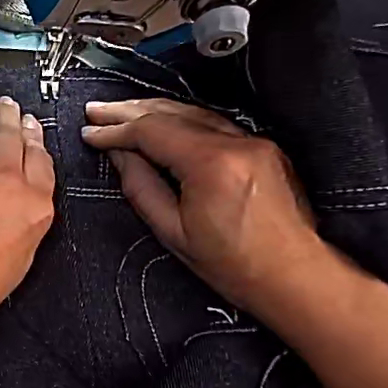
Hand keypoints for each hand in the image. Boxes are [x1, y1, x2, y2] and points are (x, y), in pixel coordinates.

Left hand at [0, 95, 56, 339]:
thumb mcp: (20, 264)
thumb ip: (27, 228)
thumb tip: (23, 212)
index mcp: (33, 205)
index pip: (40, 161)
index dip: (36, 139)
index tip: (33, 127)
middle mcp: (3, 180)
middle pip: (10, 137)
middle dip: (10, 116)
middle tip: (8, 105)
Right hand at [81, 98, 358, 313]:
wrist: (295, 277)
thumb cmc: (239, 266)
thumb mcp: (174, 233)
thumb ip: (141, 187)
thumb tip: (121, 156)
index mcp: (212, 165)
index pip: (151, 131)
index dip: (116, 130)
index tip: (93, 132)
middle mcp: (237, 144)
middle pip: (171, 112)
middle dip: (129, 110)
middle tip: (98, 112)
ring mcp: (254, 142)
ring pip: (193, 112)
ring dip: (155, 111)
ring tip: (124, 113)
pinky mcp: (263, 147)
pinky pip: (214, 123)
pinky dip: (183, 120)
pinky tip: (165, 123)